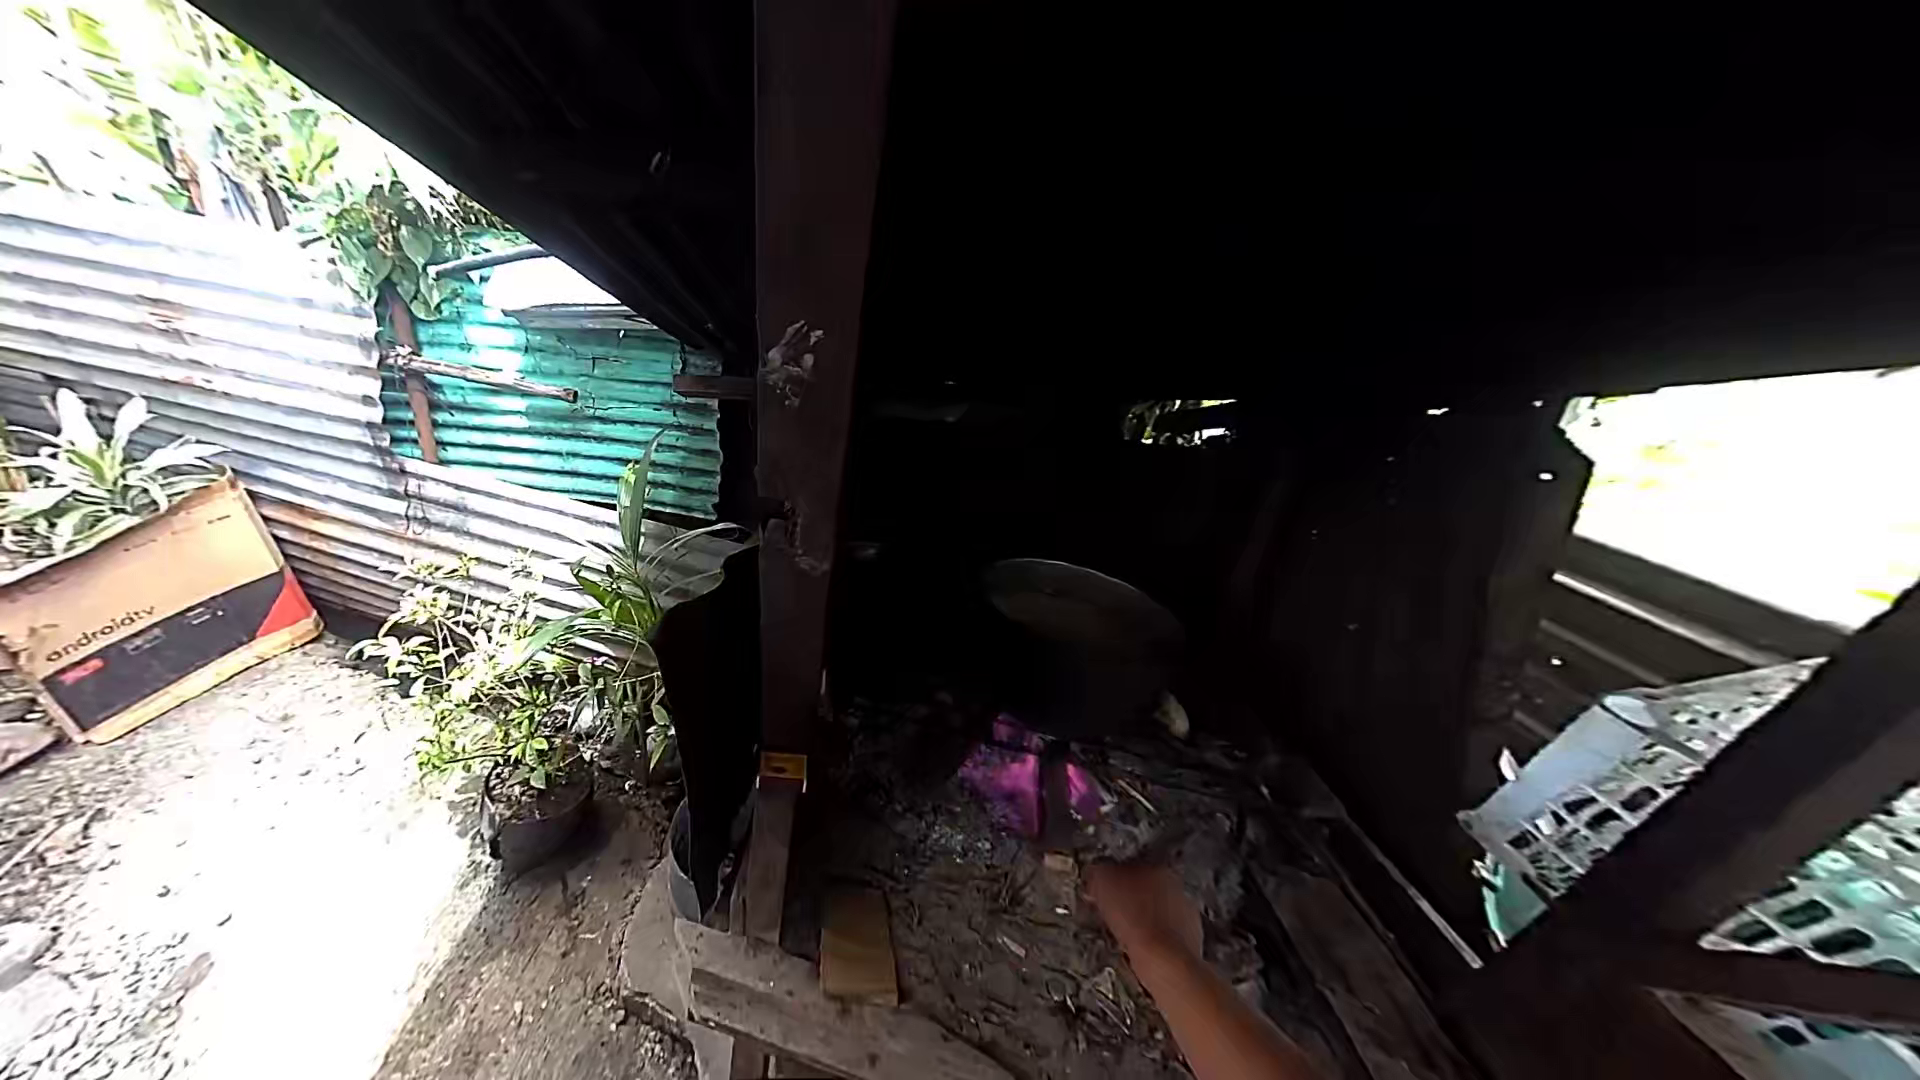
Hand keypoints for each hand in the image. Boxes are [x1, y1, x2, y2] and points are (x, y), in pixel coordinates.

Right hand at [1085, 861, 1202, 962]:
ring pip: (1155, 913)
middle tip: (1109, 913)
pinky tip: (1138, 949)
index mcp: (1157, 867)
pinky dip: (1151, 941)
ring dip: (1140, 921)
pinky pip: (1163, 937)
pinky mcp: (1190, 943)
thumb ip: (1097, 873)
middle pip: (1144, 889)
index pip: (1130, 865)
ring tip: (1122, 934)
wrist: (1163, 961)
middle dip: (1127, 899)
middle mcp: (1176, 887)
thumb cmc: (1134, 918)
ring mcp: (1187, 916)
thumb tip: (1094, 874)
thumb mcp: (1102, 884)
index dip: (1112, 879)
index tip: (1101, 891)